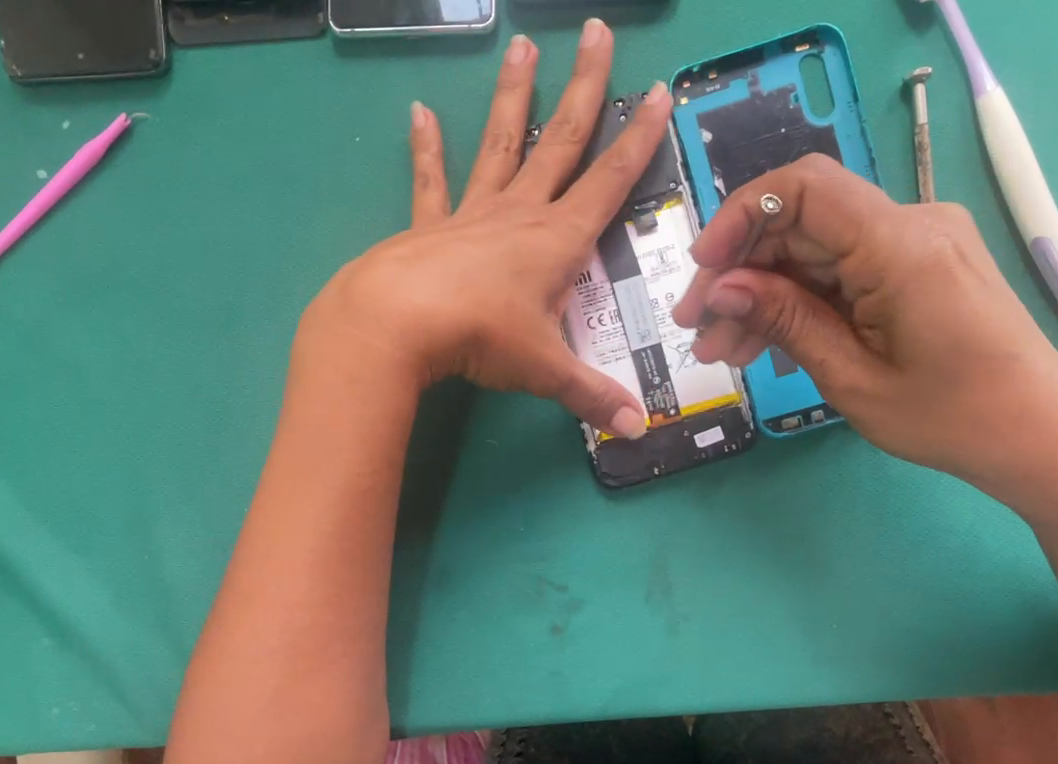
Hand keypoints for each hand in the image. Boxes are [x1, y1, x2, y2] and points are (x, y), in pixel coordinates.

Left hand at [295, 21, 669, 439]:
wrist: (399, 325)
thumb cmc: (479, 338)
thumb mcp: (544, 370)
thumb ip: (592, 396)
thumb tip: (639, 430)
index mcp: (557, 240)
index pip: (610, 182)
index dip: (638, 140)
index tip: (658, 93)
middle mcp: (520, 214)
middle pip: (561, 142)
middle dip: (585, 87)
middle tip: (597, 33)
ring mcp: (472, 214)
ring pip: (502, 146)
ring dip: (514, 97)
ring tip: (522, 47)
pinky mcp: (429, 227)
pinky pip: (431, 182)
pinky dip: (426, 149)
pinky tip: (419, 112)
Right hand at [669, 155, 1057, 510]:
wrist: (1038, 436)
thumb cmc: (950, 418)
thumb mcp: (852, 378)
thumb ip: (787, 321)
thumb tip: (722, 288)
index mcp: (900, 245)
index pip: (804, 188)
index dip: (741, 218)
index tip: (703, 272)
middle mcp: (912, 224)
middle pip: (802, 224)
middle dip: (740, 274)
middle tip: (699, 333)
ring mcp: (919, 243)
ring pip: (816, 251)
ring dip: (764, 295)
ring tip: (725, 354)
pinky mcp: (920, 266)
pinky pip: (844, 270)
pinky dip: (802, 302)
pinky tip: (769, 346)